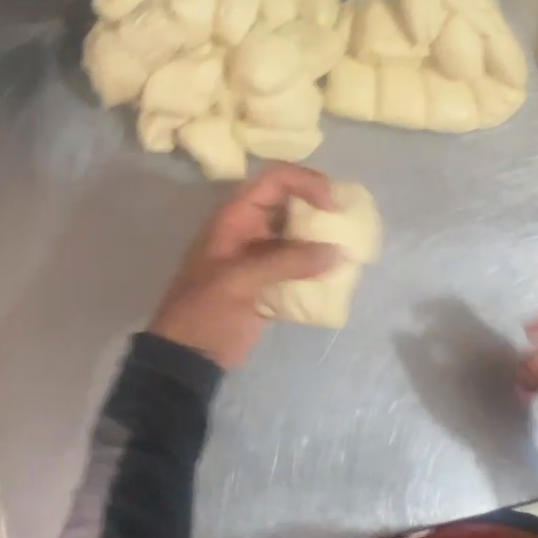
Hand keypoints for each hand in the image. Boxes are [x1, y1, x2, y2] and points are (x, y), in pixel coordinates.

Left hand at [149, 163, 341, 368]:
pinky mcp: (270, 281)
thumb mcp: (240, 281)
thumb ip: (288, 262)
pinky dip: (318, 265)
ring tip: (349, 249)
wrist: (188, 357)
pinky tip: (337, 274)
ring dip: (322, 239)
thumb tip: (338, 252)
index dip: (307, 182)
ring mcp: (261, 256)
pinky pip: (300, 263)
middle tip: (348, 226)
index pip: (276, 179)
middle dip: (321, 209)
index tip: (332, 206)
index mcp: (235, 217)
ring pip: (298, 233)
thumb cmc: (205, 312)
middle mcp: (250, 229)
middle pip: (292, 202)